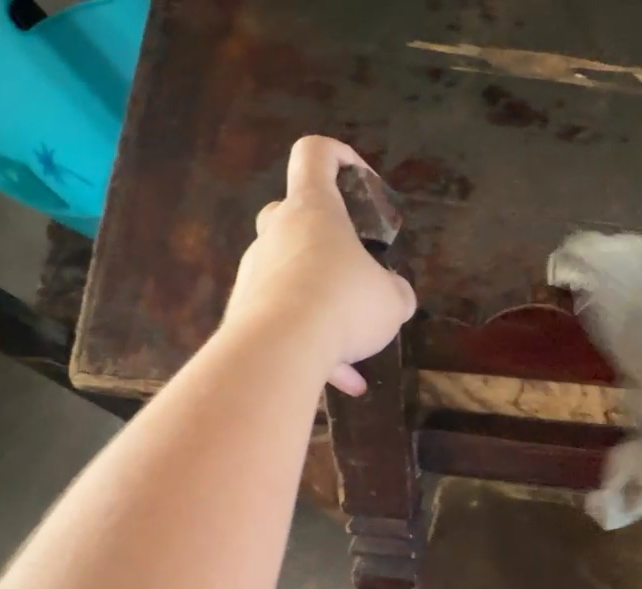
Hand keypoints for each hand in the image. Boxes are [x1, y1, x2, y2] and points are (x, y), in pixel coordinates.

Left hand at [222, 136, 416, 394]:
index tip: (363, 180)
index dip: (340, 157)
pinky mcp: (246, 311)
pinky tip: (344, 381)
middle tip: (355, 269)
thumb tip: (394, 294)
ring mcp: (257, 271)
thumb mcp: (393, 300)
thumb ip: (395, 292)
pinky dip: (316, 346)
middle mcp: (279, 233)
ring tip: (358, 347)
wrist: (281, 347)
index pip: (315, 156)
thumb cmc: (344, 302)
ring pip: (292, 276)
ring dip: (325, 304)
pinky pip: (287, 321)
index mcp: (314, 211)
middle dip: (325, 238)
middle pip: (294, 215)